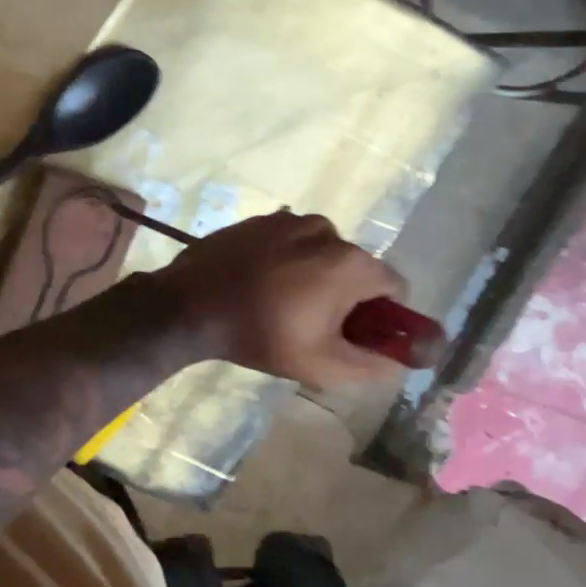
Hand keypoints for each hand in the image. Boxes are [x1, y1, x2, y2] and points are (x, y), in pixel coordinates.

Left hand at [153, 210, 408, 388]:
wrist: (187, 306)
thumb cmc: (260, 334)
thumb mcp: (324, 365)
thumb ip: (373, 364)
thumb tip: (398, 361)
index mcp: (351, 262)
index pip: (393, 287)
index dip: (382, 315)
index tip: (354, 335)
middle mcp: (324, 230)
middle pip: (354, 268)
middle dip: (344, 295)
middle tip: (312, 325)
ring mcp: (285, 221)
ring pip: (318, 253)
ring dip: (311, 276)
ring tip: (279, 305)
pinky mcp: (253, 221)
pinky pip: (285, 244)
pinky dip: (281, 261)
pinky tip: (257, 285)